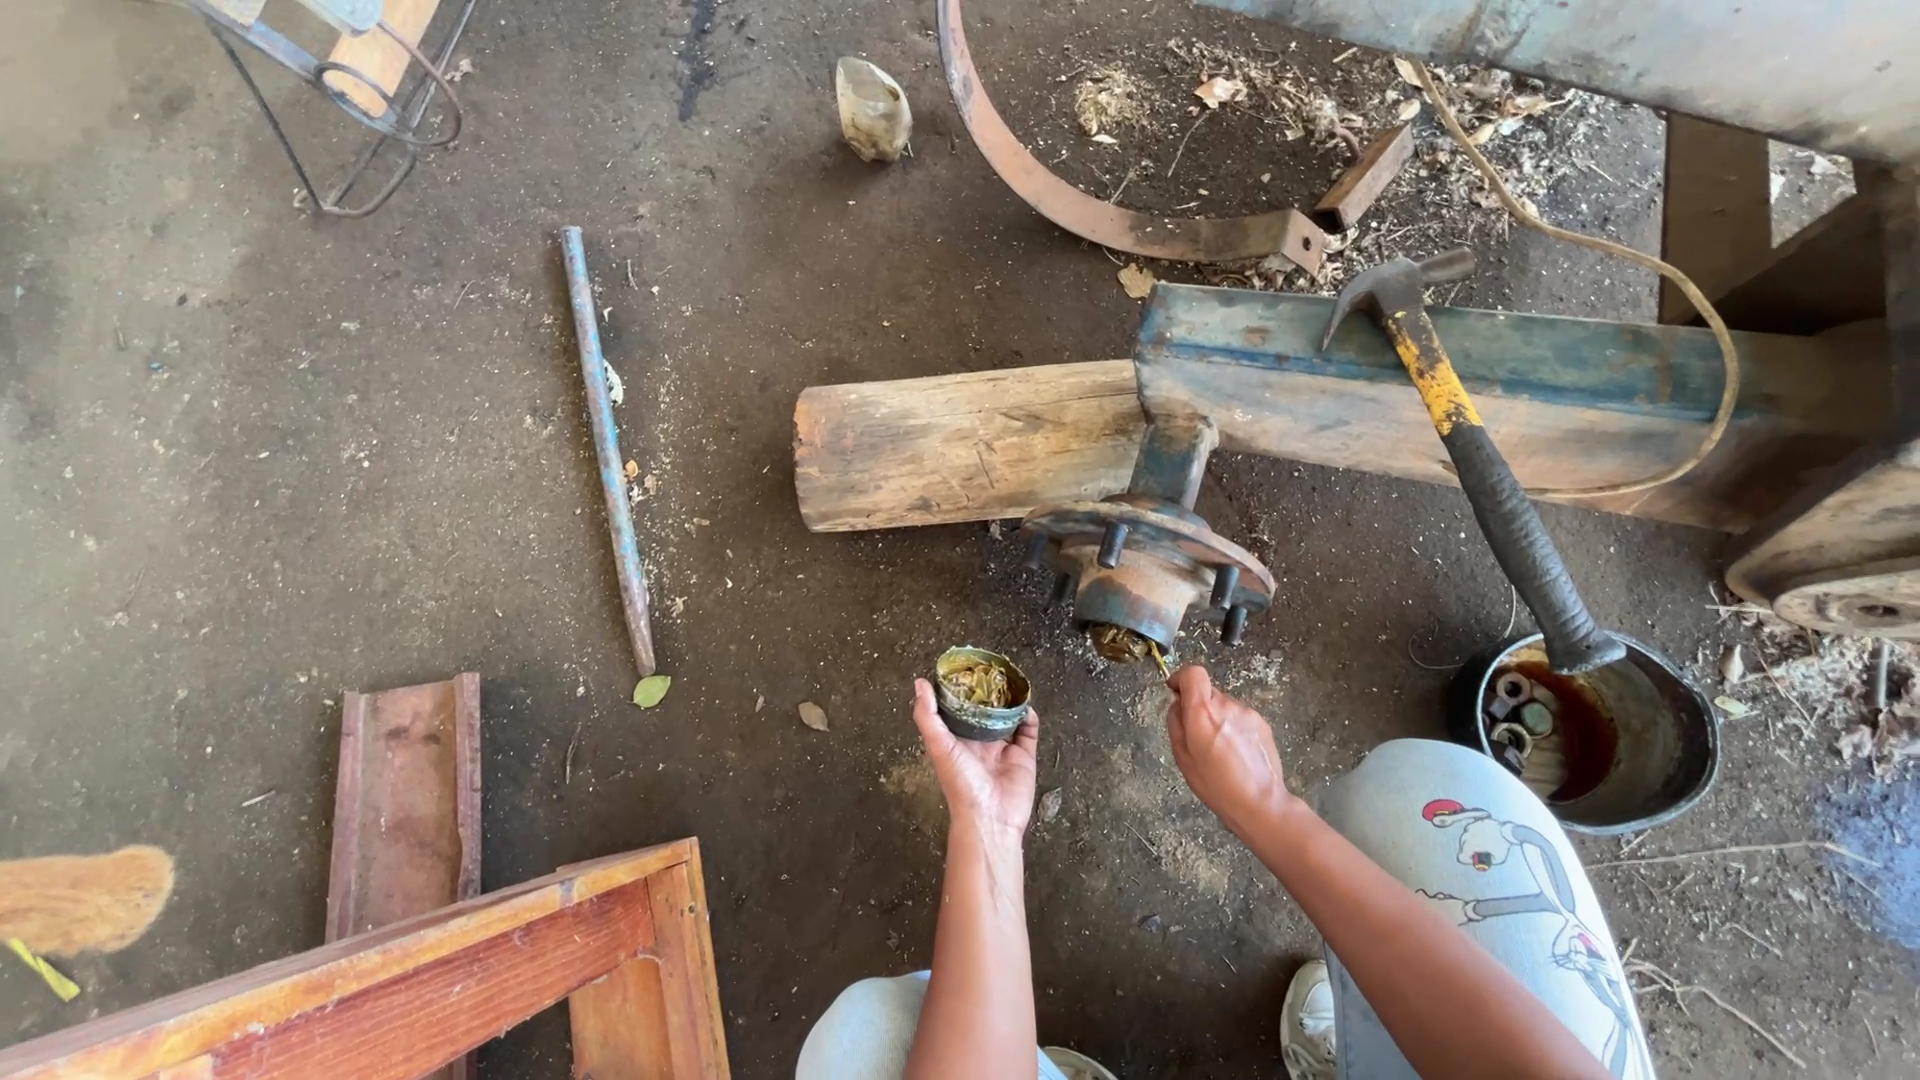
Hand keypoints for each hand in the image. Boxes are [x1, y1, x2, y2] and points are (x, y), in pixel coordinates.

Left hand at [911, 678, 1039, 841]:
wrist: (990, 816)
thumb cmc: (959, 783)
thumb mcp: (938, 746)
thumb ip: (927, 715)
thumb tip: (920, 683)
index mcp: (958, 739)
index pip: (959, 708)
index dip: (962, 690)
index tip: (966, 668)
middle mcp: (981, 741)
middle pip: (986, 710)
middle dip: (989, 692)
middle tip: (992, 670)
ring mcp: (1004, 748)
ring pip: (1009, 717)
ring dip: (1011, 701)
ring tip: (1012, 681)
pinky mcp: (1024, 755)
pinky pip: (1029, 731)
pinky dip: (1029, 716)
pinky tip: (1026, 704)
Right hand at [1165, 665, 1295, 838]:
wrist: (1260, 802)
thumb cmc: (1215, 784)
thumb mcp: (1182, 757)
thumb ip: (1176, 723)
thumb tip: (1178, 704)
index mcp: (1202, 713)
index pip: (1193, 673)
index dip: (1181, 678)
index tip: (1175, 692)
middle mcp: (1226, 705)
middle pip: (1207, 692)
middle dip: (1199, 706)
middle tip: (1198, 735)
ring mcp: (1247, 713)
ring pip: (1224, 705)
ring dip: (1217, 718)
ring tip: (1220, 749)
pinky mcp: (1261, 722)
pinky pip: (1239, 716)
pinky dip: (1233, 727)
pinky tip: (1236, 752)